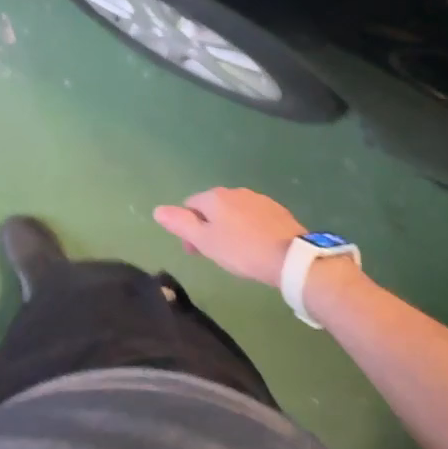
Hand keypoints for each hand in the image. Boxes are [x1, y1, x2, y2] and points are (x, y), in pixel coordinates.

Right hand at [154, 187, 306, 287]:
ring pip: (233, 211)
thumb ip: (180, 224)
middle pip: (212, 207)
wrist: (290, 257)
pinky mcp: (276, 210)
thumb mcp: (205, 241)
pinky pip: (253, 216)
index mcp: (214, 197)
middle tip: (213, 255)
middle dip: (208, 227)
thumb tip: (157, 209)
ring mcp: (257, 198)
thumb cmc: (241, 250)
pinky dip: (248, 228)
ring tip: (235, 252)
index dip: (188, 228)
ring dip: (228, 227)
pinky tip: (254, 245)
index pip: (190, 205)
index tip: (195, 251)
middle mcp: (234, 191)